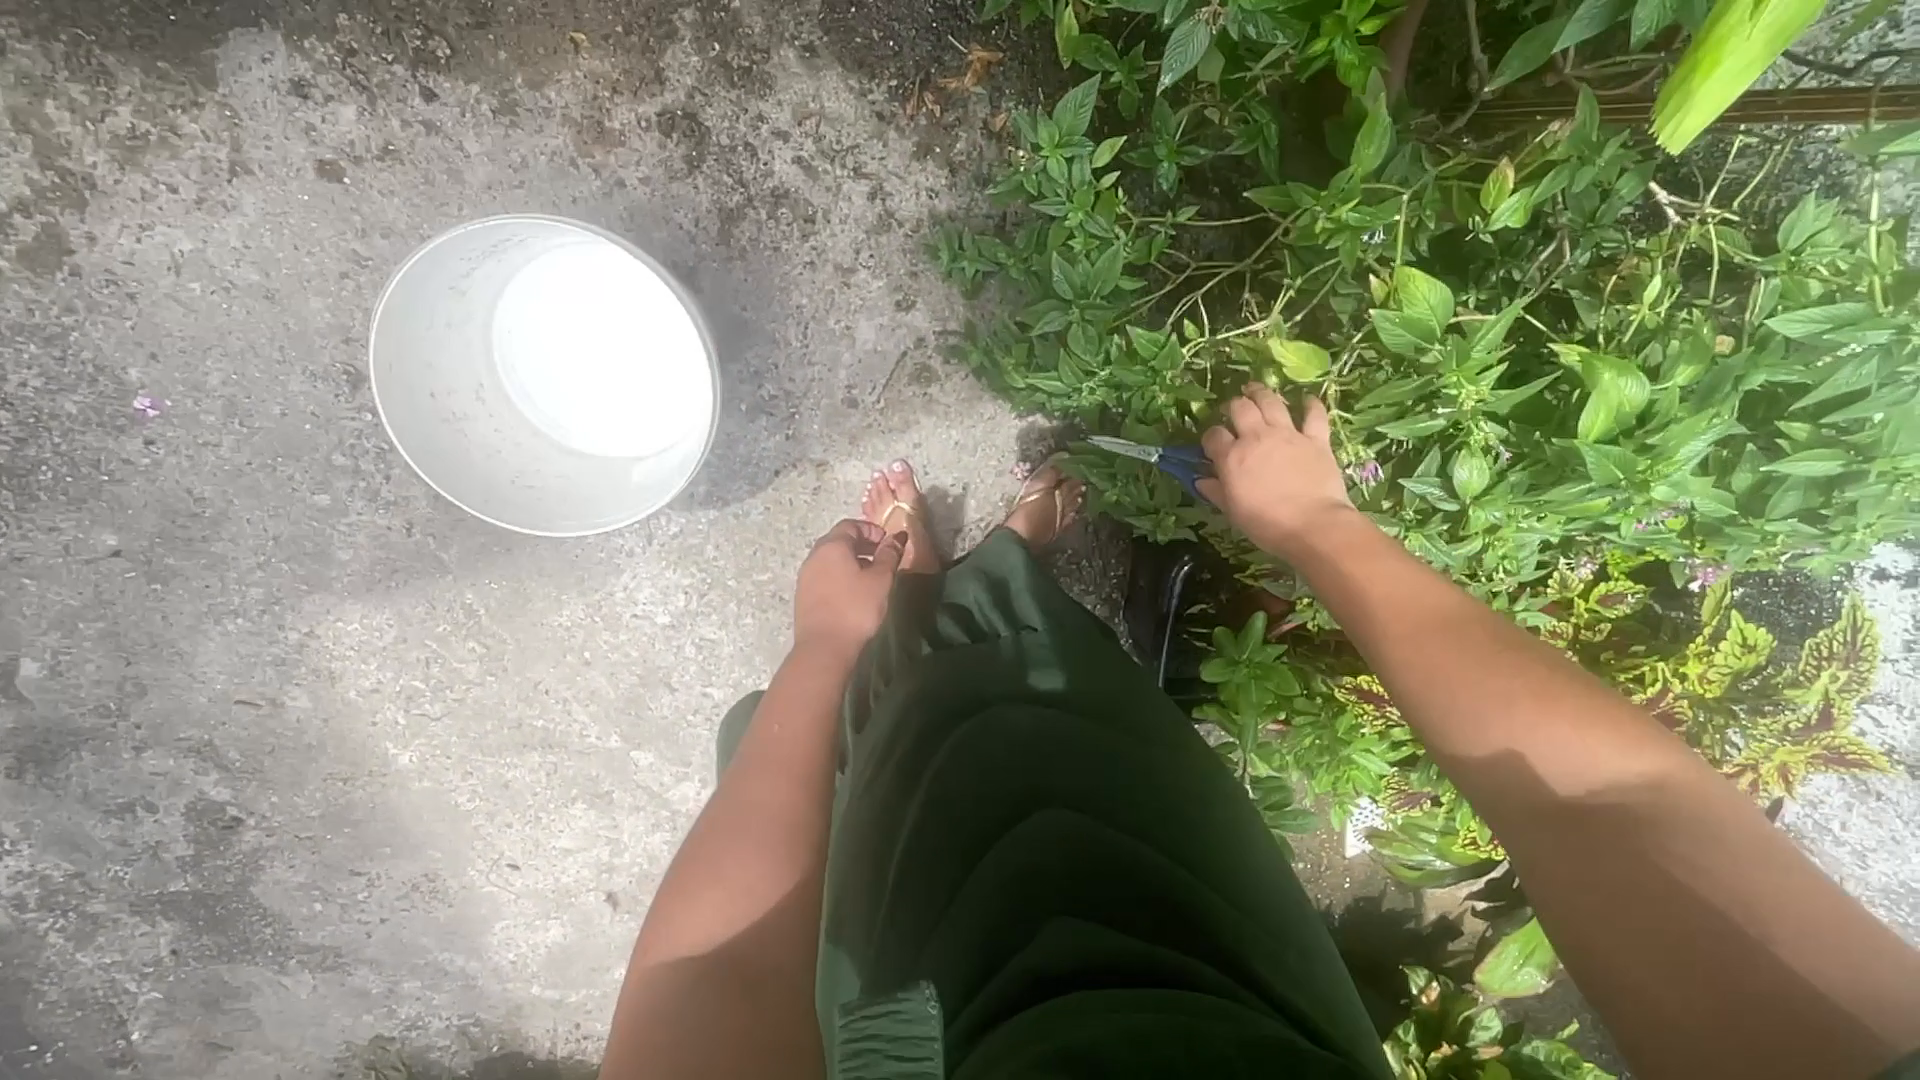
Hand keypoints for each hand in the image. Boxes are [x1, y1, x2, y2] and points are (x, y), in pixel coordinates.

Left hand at [792, 519, 906, 657]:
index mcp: (832, 546)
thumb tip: (897, 537)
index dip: (871, 530)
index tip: (888, 542)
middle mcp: (814, 556)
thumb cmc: (856, 609)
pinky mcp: (803, 595)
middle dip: (862, 544)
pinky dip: (839, 574)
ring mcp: (805, 576)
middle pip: (838, 540)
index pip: (851, 525)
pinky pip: (823, 575)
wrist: (824, 647)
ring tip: (870, 576)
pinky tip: (853, 592)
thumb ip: (889, 555)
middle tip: (882, 557)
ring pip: (830, 559)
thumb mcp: (880, 580)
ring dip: (850, 560)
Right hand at [1197, 384, 1356, 558]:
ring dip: (1261, 393)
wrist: (1312, 525)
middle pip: (1240, 408)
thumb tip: (1201, 481)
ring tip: (1255, 389)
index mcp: (1232, 457)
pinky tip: (1307, 400)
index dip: (1210, 437)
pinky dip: (1310, 405)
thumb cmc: (1265, 523)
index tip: (1212, 444)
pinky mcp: (1316, 439)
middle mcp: (1257, 437)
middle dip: (1233, 405)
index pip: (1213, 436)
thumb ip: (1216, 492)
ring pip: (1271, 402)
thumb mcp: (1232, 511)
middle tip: (1232, 408)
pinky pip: (1314, 414)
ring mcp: (1288, 435)